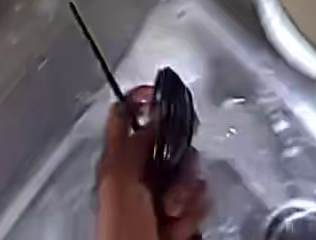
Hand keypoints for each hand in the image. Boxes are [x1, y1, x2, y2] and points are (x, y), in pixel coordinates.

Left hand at [96, 88, 208, 239]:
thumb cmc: (121, 234)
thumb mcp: (122, 181)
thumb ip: (135, 143)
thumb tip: (154, 111)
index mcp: (117, 159)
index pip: (125, 115)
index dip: (140, 98)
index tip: (158, 91)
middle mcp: (138, 174)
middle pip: (169, 141)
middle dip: (179, 159)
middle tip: (171, 185)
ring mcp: (158, 198)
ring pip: (187, 171)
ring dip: (187, 193)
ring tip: (174, 217)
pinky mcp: (178, 220)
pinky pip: (198, 201)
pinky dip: (194, 213)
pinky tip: (182, 228)